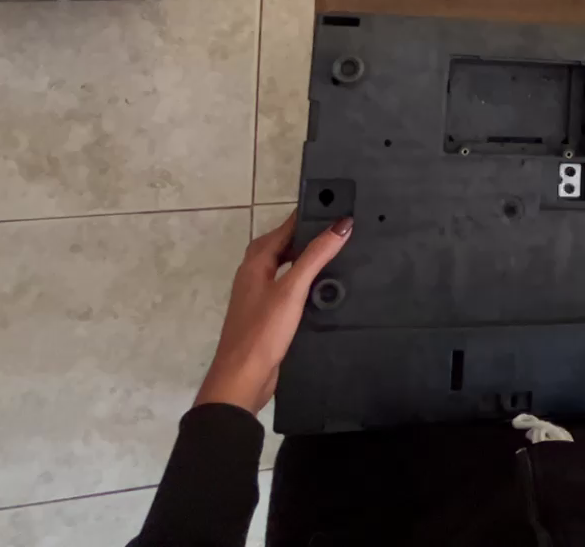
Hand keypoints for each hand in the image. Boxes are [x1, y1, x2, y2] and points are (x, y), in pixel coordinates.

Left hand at [195, 213, 352, 413]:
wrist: (242, 380)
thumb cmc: (263, 330)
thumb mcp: (293, 289)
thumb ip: (317, 255)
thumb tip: (342, 224)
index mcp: (255, 263)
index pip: (284, 228)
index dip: (307, 216)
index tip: (335, 204)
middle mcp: (254, 274)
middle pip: (282, 245)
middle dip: (307, 234)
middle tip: (338, 227)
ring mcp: (259, 295)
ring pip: (284, 265)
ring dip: (306, 256)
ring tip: (335, 251)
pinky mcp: (267, 313)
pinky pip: (287, 284)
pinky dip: (304, 277)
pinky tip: (322, 285)